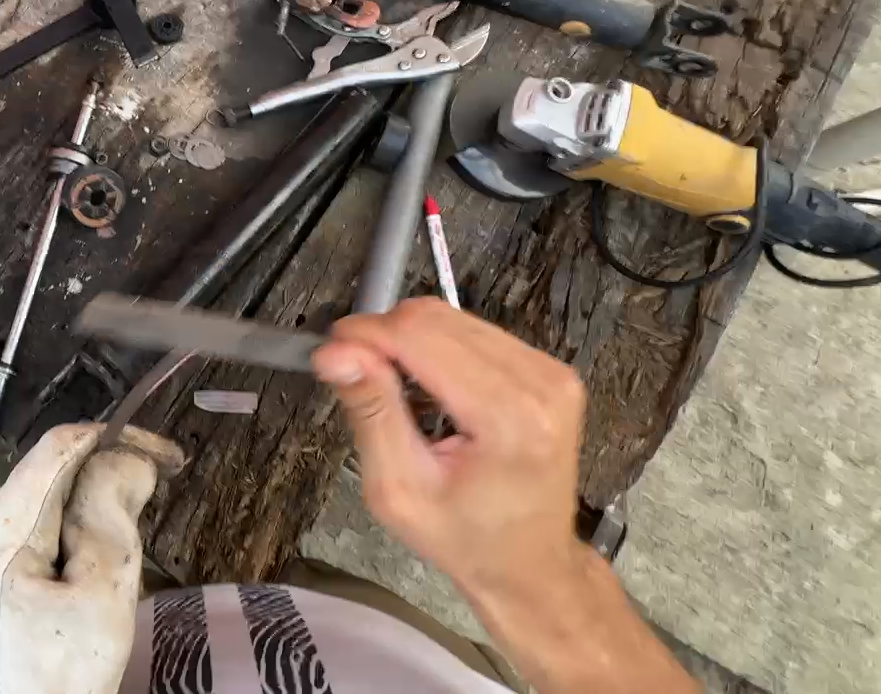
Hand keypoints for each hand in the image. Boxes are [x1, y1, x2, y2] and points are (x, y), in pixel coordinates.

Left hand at [0, 423, 185, 693]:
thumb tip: (123, 458)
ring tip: (109, 564)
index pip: (60, 447)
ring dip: (82, 515)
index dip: (117, 438)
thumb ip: (110, 521)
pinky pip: (22, 534)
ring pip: (38, 506)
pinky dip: (60, 540)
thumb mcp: (100, 607)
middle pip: (48, 477)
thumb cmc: (51, 686)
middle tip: (144, 516)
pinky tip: (76, 580)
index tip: (165, 456)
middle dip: (101, 485)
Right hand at [314, 299, 697, 693]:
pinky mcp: (544, 367)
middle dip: (381, 337)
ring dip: (406, 341)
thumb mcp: (397, 489)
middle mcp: (538, 385)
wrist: (530, 564)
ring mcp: (547, 371)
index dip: (363, 335)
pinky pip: (468, 328)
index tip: (332, 356)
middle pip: (431, 317)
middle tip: (357, 377)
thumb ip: (369, 411)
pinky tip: (427, 387)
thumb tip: (337, 353)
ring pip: (446, 315)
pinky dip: (433, 346)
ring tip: (396, 391)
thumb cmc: (467, 538)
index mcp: (509, 418)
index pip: (418, 334)